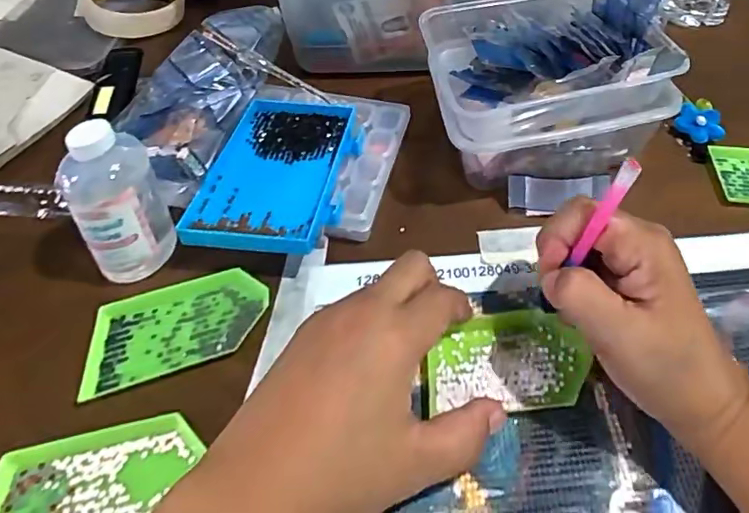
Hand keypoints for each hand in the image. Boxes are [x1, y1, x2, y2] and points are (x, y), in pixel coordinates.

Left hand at [161, 252, 503, 512]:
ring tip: (399, 351)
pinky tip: (358, 365)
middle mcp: (364, 310)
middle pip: (411, 263)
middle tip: (438, 323)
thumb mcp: (412, 465)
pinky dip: (368, 317)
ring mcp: (329, 316)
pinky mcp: (303, 330)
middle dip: (433, 282)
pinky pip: (350, 304)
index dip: (462, 304)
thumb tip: (496, 409)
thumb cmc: (341, 473)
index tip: (467, 322)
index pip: (442, 296)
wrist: (253, 484)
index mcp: (396, 334)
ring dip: (398, 300)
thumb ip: (463, 436)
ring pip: (378, 283)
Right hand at [536, 198, 748, 449]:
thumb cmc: (667, 367)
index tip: (549, 279)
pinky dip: (577, 288)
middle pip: (579, 225)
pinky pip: (589, 266)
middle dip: (559, 257)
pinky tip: (585, 316)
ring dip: (567, 276)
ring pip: (580, 247)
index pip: (583, 212)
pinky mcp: (628, 277)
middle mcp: (638, 238)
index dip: (557, 237)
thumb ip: (578, 293)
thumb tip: (551, 274)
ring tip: (575, 314)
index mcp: (642, 241)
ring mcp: (634, 257)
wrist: (705, 405)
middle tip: (558, 300)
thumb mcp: (618, 332)